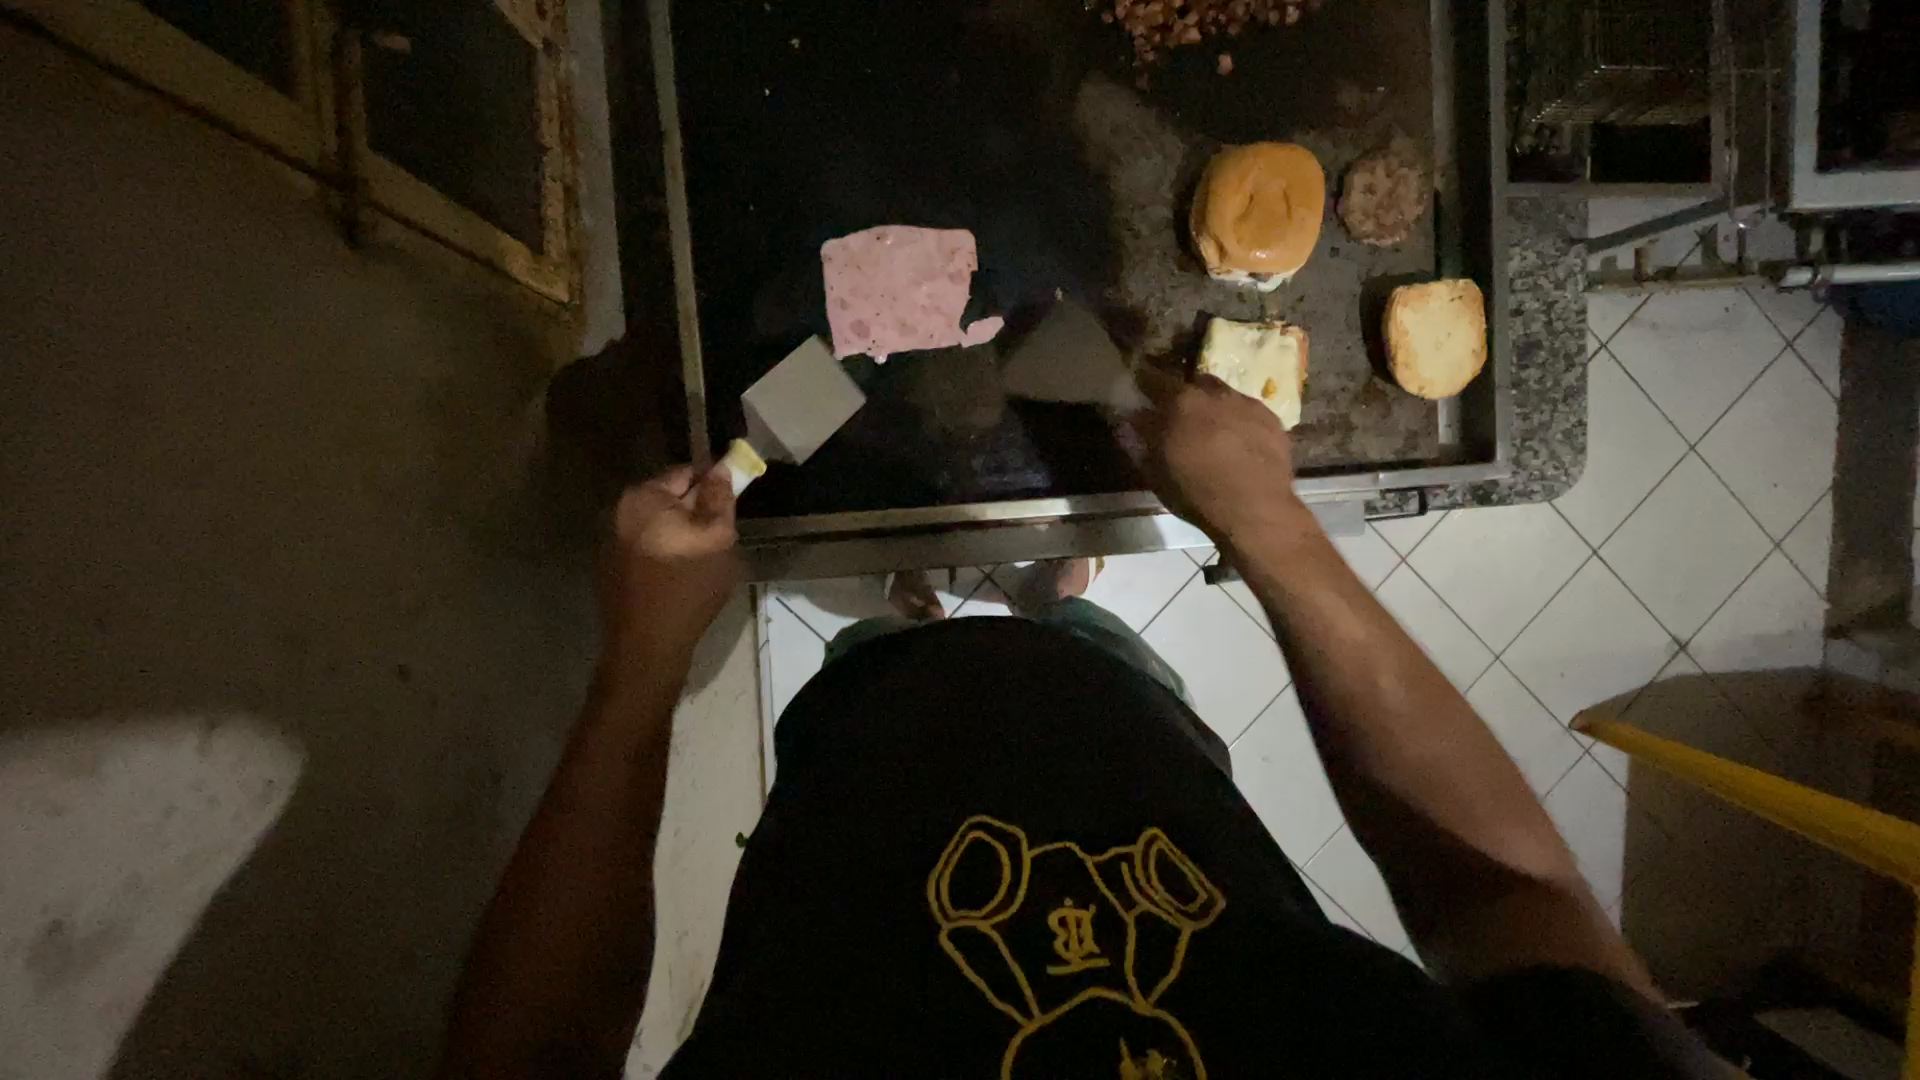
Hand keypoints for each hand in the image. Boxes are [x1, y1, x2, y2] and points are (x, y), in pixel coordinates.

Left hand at [599, 464, 739, 666]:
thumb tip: (721, 468)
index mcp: (643, 497)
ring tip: (703, 563)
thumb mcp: (717, 537)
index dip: (715, 486)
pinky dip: (665, 554)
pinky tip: (680, 580)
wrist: (647, 644)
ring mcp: (611, 541)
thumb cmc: (687, 585)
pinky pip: (647, 548)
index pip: (687, 473)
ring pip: (660, 526)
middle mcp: (620, 511)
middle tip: (721, 540)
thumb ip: (720, 498)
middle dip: (697, 513)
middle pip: (671, 500)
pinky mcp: (612, 568)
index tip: (732, 508)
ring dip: (682, 535)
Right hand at [1136, 373, 1310, 545]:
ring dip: (1212, 405)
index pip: (1153, 379)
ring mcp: (1245, 402)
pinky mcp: (1271, 417)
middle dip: (1182, 395)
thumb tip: (1127, 421)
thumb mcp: (1155, 474)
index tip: (1139, 386)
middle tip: (1178, 416)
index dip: (1144, 382)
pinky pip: (1246, 410)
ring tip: (1211, 429)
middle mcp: (1213, 393)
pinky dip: (1237, 420)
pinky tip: (1238, 441)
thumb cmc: (1196, 494)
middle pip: (1192, 383)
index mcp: (1179, 403)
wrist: (1256, 508)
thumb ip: (1137, 442)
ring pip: (1222, 394)